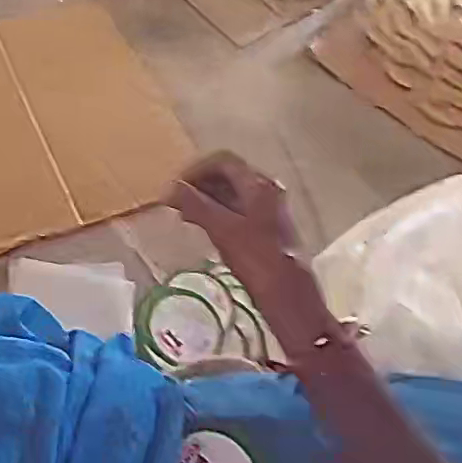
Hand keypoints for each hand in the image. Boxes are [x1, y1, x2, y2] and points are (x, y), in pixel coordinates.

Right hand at [168, 152, 336, 349]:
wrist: (291, 300)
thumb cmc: (257, 261)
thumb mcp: (222, 230)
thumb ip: (195, 205)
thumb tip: (170, 186)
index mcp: (259, 185)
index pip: (223, 161)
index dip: (195, 169)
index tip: (175, 185)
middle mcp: (267, 191)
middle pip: (228, 175)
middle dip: (200, 184)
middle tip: (176, 199)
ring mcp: (270, 210)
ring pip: (233, 193)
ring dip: (207, 199)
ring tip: (184, 214)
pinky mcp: (269, 229)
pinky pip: (238, 210)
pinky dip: (218, 213)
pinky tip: (204, 228)